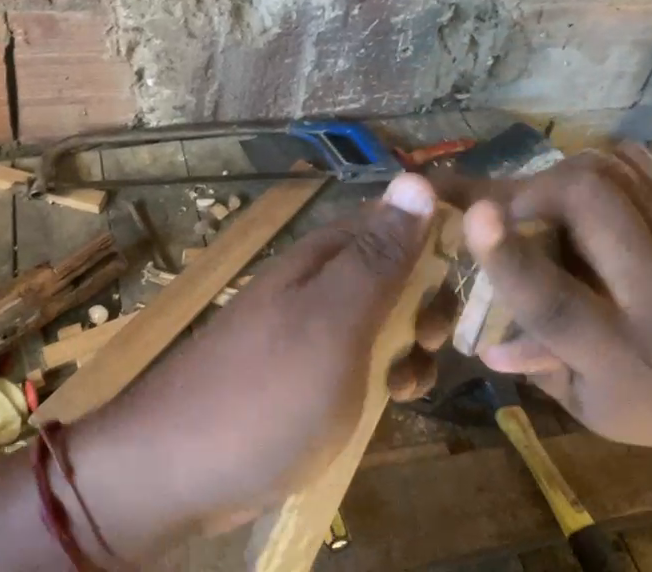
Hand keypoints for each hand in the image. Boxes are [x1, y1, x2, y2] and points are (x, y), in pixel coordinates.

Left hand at [74, 174, 456, 540]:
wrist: (174, 474)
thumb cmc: (264, 391)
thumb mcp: (333, 321)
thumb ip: (379, 256)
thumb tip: (418, 176)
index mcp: (325, 256)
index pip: (397, 217)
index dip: (441, 233)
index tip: (478, 270)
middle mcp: (319, 282)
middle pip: (396, 268)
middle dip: (430, 298)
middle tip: (436, 338)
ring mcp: (312, 329)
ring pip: (386, 317)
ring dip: (414, 342)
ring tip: (414, 379)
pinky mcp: (307, 374)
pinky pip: (364, 358)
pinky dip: (389, 373)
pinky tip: (395, 398)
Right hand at [457, 148, 651, 488]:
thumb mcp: (594, 409)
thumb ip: (537, 364)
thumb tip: (482, 339)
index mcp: (619, 353)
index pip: (555, 300)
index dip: (509, 256)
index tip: (475, 217)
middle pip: (590, 202)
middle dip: (535, 190)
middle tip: (510, 210)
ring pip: (614, 173)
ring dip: (562, 175)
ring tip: (542, 201)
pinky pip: (642, 168)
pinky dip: (600, 166)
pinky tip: (582, 188)